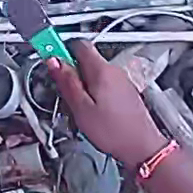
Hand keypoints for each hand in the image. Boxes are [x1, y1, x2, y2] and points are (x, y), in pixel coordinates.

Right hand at [48, 40, 168, 167]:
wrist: (143, 149)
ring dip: (80, 81)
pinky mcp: (125, 91)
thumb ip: (66, 81)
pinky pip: (102, 82)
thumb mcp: (80, 107)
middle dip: (70, 69)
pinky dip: (92, 90)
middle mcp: (113, 71)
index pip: (78, 44)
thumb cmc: (114, 132)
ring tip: (76, 102)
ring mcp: (121, 81)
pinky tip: (91, 108)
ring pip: (92, 71)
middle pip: (84, 58)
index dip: (60, 49)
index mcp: (101, 71)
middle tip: (62, 87)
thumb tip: (53, 62)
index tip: (49, 56)